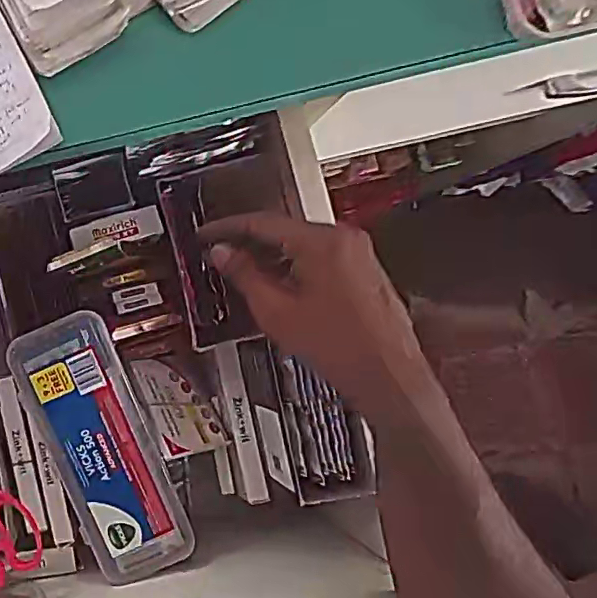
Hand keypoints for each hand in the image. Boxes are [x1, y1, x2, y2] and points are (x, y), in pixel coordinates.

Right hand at [201, 213, 435, 421]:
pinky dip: (294, 265)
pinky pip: (320, 256)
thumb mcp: (276, 312)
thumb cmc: (343, 349)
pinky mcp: (363, 268)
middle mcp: (345, 239)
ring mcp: (358, 253)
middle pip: (284, 229)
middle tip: (222, 253)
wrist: (387, 375)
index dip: (228, 228)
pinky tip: (278, 285)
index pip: (263, 222)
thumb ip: (244, 276)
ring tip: (244, 273)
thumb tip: (224, 254)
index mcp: (322, 243)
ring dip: (271, 255)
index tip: (209, 234)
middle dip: (249, 242)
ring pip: (302, 243)